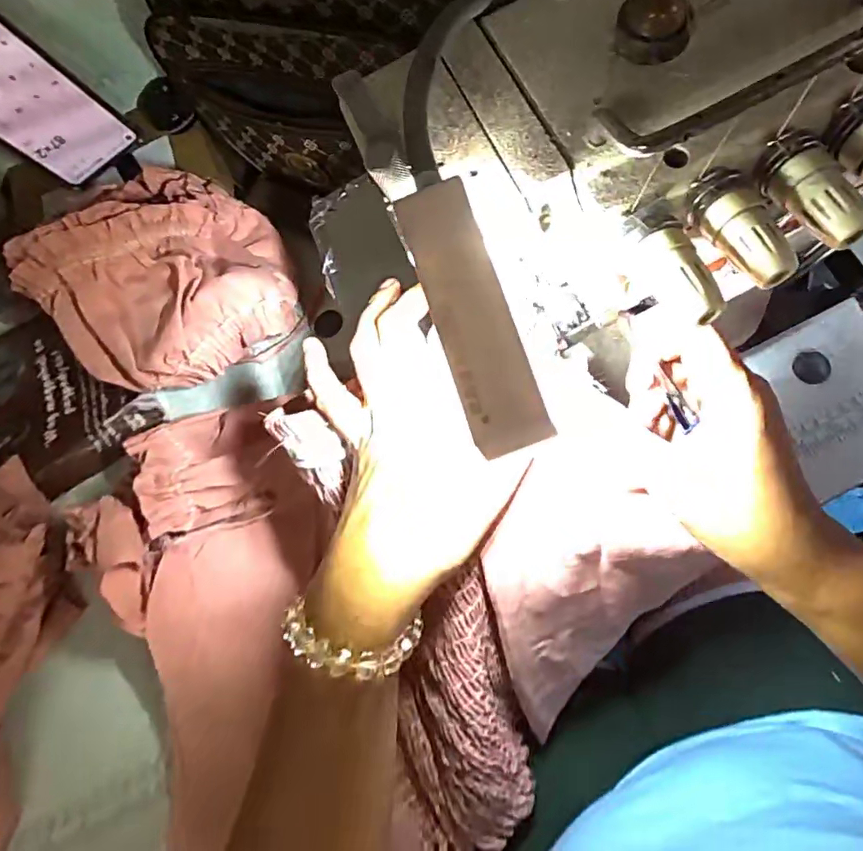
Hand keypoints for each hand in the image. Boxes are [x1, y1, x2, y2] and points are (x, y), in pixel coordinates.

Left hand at [302, 279, 530, 648]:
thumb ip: (518, 437)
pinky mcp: (354, 446)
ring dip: (366, 322)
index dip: (432, 307)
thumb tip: (548, 401)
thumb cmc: (434, 530)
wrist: (375, 577)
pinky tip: (315, 354)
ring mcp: (367, 425)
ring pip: (356, 361)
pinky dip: (319, 373)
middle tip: (417, 285)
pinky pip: (331, 403)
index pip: (423, 342)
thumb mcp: (492, 483)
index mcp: (424, 409)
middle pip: (384, 340)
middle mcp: (392, 406)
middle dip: (399, 303)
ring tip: (379, 296)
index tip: (455, 288)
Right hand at [625, 317, 852, 587]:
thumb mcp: (675, 479)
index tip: (641, 381)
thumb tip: (630, 419)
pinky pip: (706, 400)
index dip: (659, 347)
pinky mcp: (745, 421)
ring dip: (665, 400)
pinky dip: (682, 414)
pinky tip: (669, 445)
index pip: (694, 334)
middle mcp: (744, 387)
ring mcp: (747, 403)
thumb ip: (643, 440)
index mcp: (734, 391)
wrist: (790, 548)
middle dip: (656, 380)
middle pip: (689, 355)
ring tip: (653, 437)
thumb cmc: (739, 516)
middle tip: (643, 417)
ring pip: (694, 379)